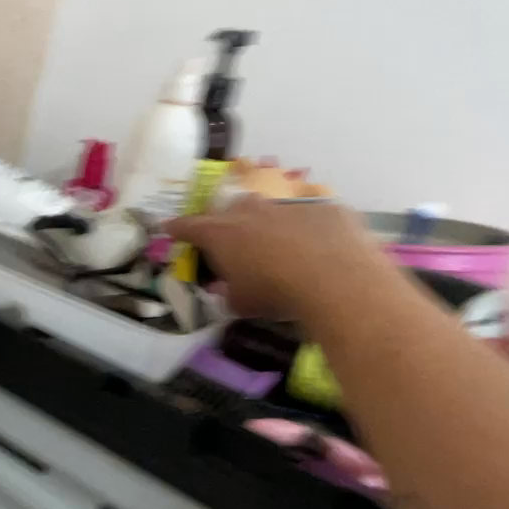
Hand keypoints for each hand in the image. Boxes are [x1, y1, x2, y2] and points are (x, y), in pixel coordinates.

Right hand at [167, 197, 394, 319]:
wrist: (338, 281)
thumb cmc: (276, 293)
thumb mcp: (241, 303)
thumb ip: (228, 293)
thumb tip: (227, 291)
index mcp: (220, 233)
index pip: (188, 226)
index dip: (177, 228)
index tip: (169, 227)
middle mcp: (249, 211)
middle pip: (230, 209)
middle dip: (229, 222)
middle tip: (236, 241)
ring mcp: (289, 205)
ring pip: (272, 210)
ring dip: (271, 224)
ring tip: (282, 246)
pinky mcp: (326, 208)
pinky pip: (313, 216)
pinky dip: (311, 230)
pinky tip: (322, 250)